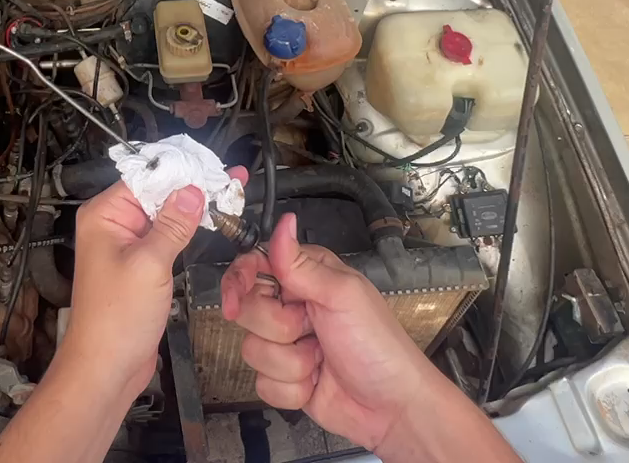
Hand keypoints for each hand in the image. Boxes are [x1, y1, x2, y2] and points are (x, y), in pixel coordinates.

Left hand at [57, 166, 246, 390]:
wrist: (106, 369)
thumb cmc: (114, 321)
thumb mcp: (150, 264)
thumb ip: (173, 225)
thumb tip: (192, 191)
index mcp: (105, 214)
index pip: (147, 177)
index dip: (181, 171)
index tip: (212, 166)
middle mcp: (113, 224)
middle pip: (158, 192)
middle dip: (193, 185)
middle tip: (228, 176)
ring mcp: (127, 244)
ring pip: (165, 213)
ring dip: (194, 205)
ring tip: (226, 192)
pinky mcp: (140, 263)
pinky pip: (166, 235)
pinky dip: (188, 227)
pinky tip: (209, 219)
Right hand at [220, 214, 519, 462]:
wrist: (393, 408)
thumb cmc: (377, 343)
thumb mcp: (341, 295)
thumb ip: (301, 264)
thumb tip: (283, 220)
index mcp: (303, 275)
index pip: (253, 266)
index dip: (238, 282)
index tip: (234, 304)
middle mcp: (290, 305)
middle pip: (248, 310)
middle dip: (279, 327)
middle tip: (311, 329)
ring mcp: (287, 344)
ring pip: (253, 350)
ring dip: (291, 362)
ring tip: (320, 359)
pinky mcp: (286, 379)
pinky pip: (263, 385)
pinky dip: (291, 389)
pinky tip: (315, 384)